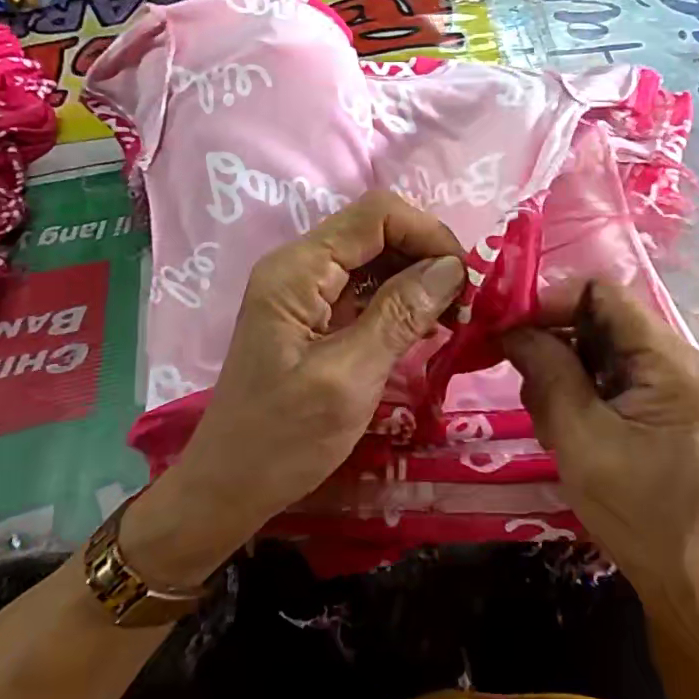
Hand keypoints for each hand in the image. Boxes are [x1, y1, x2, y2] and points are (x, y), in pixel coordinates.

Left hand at [121, 191, 465, 585]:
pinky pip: (361, 290)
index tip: (468, 280)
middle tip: (468, 306)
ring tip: (454, 319)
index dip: (428, 234)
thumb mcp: (349, 379)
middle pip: (375, 231)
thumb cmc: (283, 439)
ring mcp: (301, 292)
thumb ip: (398, 315)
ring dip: (416, 280)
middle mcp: (296, 267)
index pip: (375, 214)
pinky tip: (425, 328)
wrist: (230, 483)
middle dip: (426, 257)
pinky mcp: (310, 317)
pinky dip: (397, 301)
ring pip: (372, 260)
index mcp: (296, 270)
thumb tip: (452, 267)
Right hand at [501, 281, 698, 600]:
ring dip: (560, 373)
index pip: (603, 295)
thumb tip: (511, 327)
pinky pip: (607, 374)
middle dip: (553, 346)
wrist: (682, 574)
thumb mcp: (579, 438)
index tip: (505, 328)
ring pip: (596, 347)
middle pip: (598, 320)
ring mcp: (672, 382)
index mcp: (672, 364)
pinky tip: (566, 426)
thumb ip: (547, 373)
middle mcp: (679, 360)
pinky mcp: (661, 402)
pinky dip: (576, 391)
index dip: (549, 302)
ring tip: (550, 420)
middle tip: (523, 384)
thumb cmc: (634, 510)